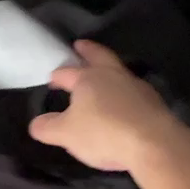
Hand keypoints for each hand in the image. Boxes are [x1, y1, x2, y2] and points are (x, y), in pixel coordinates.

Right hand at [28, 41, 189, 171]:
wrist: (154, 143)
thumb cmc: (104, 133)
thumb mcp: (66, 134)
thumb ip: (48, 127)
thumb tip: (35, 124)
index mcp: (88, 78)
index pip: (67, 72)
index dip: (58, 75)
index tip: (52, 79)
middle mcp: (113, 75)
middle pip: (99, 56)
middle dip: (88, 51)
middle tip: (80, 45)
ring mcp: (136, 86)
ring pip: (119, 71)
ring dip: (109, 70)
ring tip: (103, 76)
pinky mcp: (153, 102)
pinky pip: (133, 91)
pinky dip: (124, 91)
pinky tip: (124, 101)